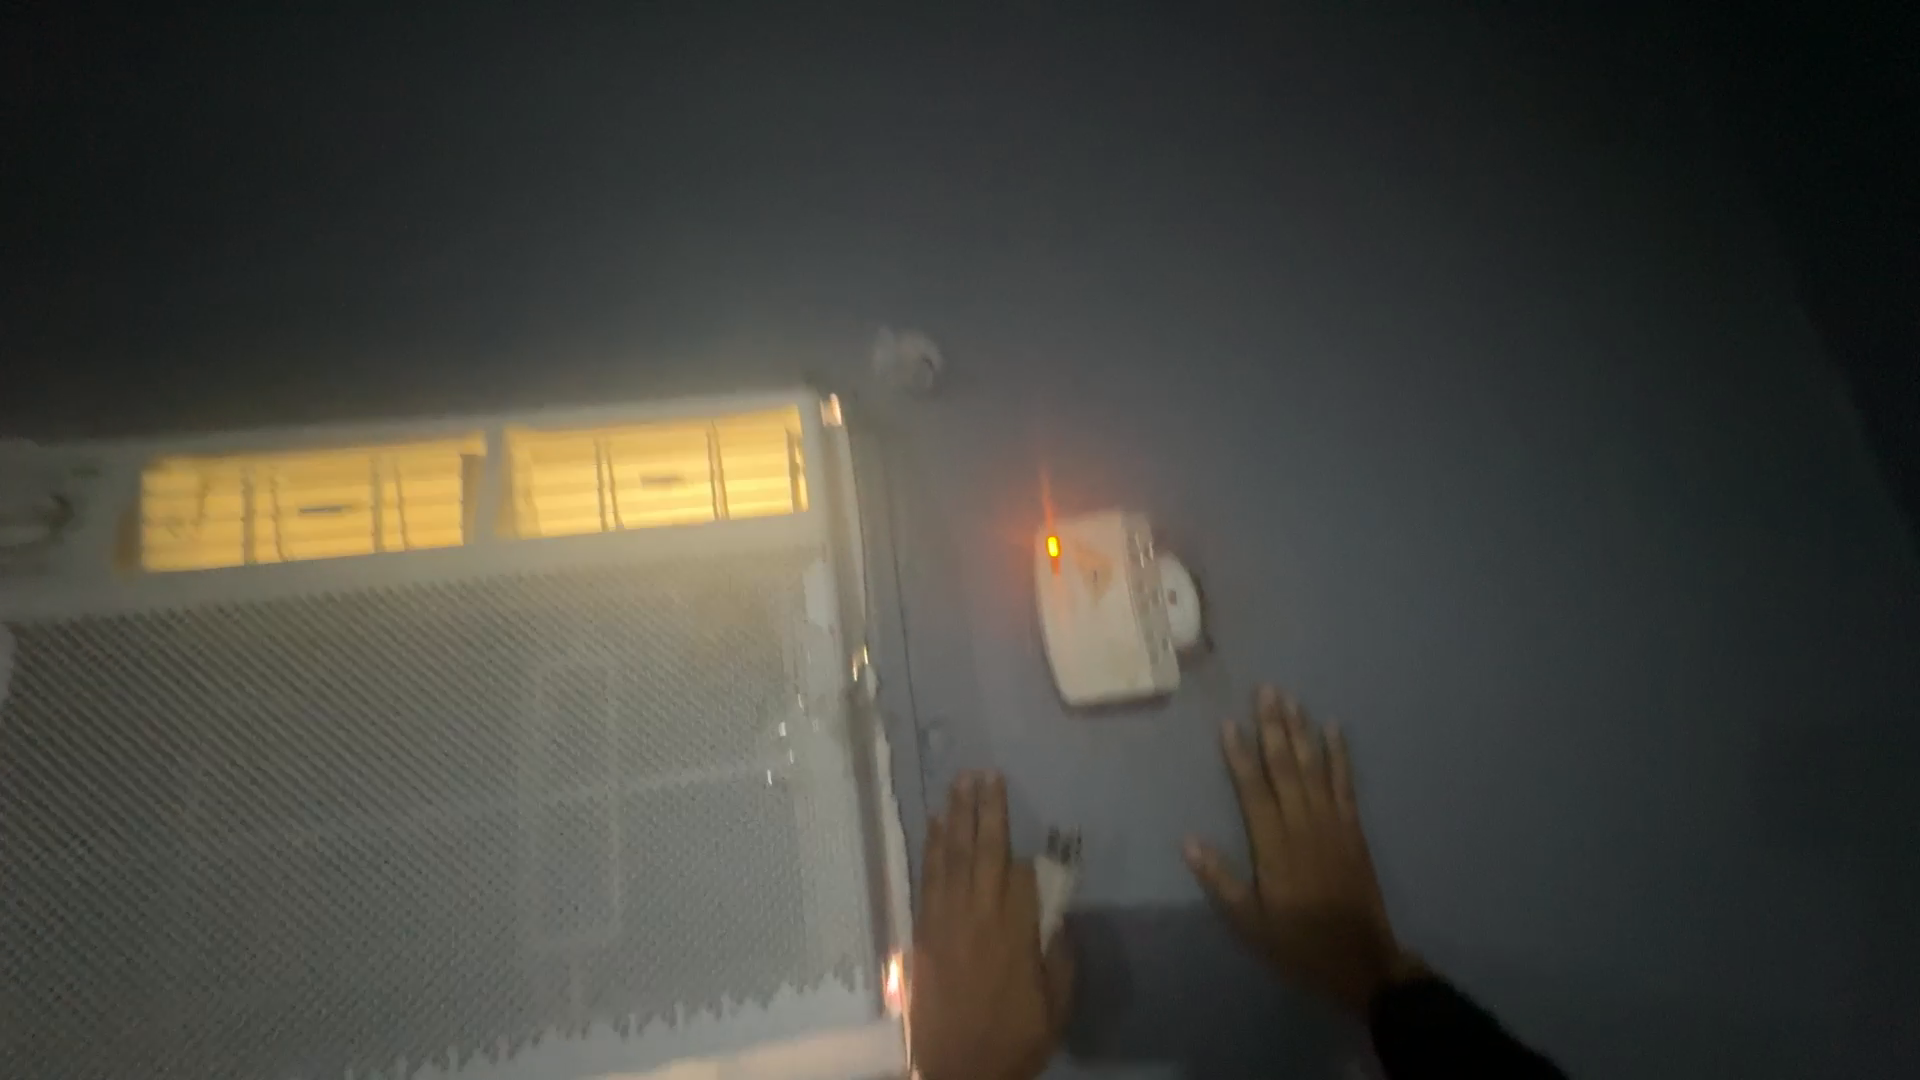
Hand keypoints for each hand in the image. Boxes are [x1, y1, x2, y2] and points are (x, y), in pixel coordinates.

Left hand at [911, 772, 1073, 1079]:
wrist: (955, 1071)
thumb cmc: (1011, 1038)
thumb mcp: (1054, 1007)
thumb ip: (1060, 958)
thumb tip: (1060, 917)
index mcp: (1016, 930)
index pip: (1023, 874)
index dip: (1027, 853)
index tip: (1032, 837)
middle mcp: (980, 912)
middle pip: (984, 848)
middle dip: (986, 808)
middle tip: (985, 772)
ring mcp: (947, 916)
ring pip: (952, 853)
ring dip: (956, 815)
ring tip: (960, 781)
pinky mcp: (923, 926)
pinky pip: (928, 874)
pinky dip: (931, 845)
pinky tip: (934, 821)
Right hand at [1185, 685, 1413, 1014]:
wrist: (1361, 963)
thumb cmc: (1296, 940)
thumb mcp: (1248, 920)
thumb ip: (1219, 879)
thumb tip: (1187, 839)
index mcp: (1274, 844)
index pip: (1252, 789)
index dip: (1239, 755)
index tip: (1229, 722)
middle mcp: (1303, 824)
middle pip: (1286, 767)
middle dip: (1273, 727)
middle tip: (1266, 690)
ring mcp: (1332, 823)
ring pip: (1314, 767)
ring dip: (1301, 731)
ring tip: (1291, 699)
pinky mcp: (1353, 828)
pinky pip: (1345, 784)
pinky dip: (1340, 754)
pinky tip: (1334, 728)